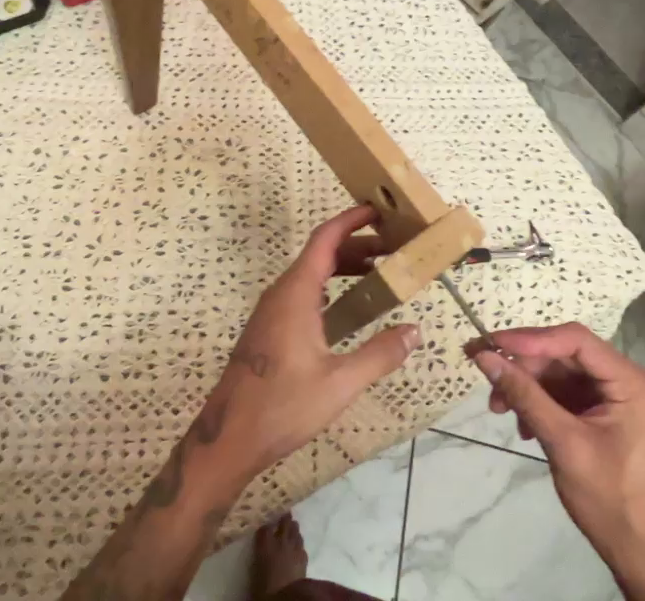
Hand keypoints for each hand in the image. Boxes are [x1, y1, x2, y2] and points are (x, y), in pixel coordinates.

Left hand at [200, 205, 420, 484]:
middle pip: (320, 254)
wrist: (230, 435)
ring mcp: (272, 310)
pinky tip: (350, 307)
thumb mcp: (340, 382)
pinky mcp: (270, 328)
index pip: (324, 239)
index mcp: (295, 294)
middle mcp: (281, 293)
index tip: (379, 209)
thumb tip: (415, 331)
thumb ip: (380, 354)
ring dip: (344, 267)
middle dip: (357, 245)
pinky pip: (303, 293)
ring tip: (382, 273)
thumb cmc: (283, 405)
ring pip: (311, 274)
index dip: (351, 219)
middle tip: (395, 247)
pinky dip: (330, 287)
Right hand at [473, 326, 644, 600]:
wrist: (644, 556)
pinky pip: (568, 395)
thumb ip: (524, 395)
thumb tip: (484, 356)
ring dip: (528, 388)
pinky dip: (541, 404)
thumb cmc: (611, 500)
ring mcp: (621, 400)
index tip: (489, 345)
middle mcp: (631, 383)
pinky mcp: (609, 416)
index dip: (529, 339)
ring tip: (501, 411)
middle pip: (565, 356)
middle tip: (486, 381)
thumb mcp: (563, 443)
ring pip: (562, 375)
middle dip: (524, 369)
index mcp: (634, 384)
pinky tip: (524, 426)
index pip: (575, 341)